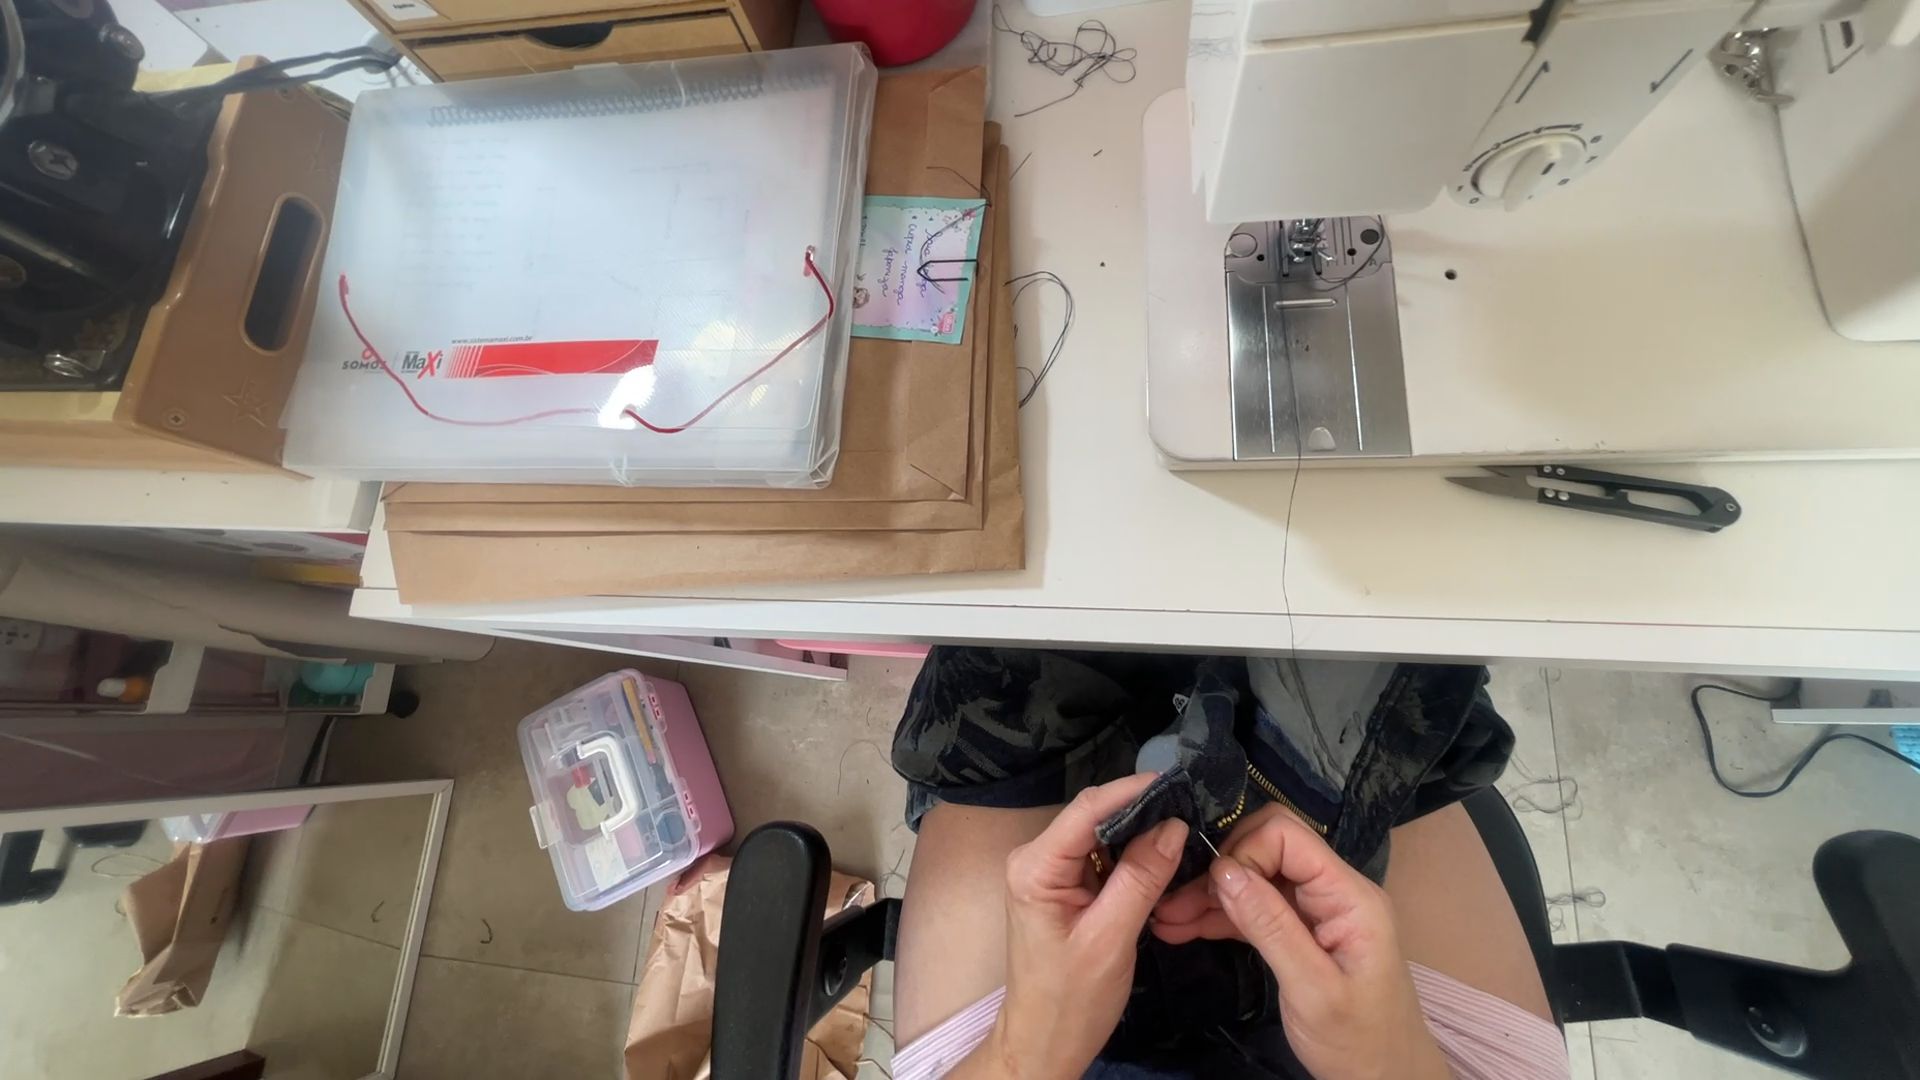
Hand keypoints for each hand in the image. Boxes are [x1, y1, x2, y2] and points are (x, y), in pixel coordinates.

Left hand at [956, 774, 1188, 1079]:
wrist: (1044, 1044)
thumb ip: (1141, 879)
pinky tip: (1159, 850)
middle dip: (1139, 807)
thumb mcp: (1111, 939)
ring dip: (1137, 828)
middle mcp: (1035, 856)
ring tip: (1181, 821)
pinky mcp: (1062, 884)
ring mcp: (1048, 869)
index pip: (1086, 809)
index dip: (1131, 790)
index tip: (1175, 782)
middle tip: (1188, 803)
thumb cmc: (1071, 1000)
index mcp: (1035, 865)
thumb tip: (1174, 827)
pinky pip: (1098, 855)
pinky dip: (1129, 852)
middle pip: (1091, 815)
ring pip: (1098, 833)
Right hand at [1151, 806, 1447, 1079]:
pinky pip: (1252, 905)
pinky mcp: (1297, 928)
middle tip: (1180, 898)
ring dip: (1208, 894)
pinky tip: (1182, 926)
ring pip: (1251, 876)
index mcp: (1347, 893)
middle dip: (1219, 868)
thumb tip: (1222, 869)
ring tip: (1166, 915)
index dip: (1244, 851)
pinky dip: (1217, 914)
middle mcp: (1330, 889)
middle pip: (1263, 846)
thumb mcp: (1314, 992)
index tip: (1217, 889)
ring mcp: (1313, 908)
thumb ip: (1270, 926)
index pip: (1285, 835)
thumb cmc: (1361, 1044)